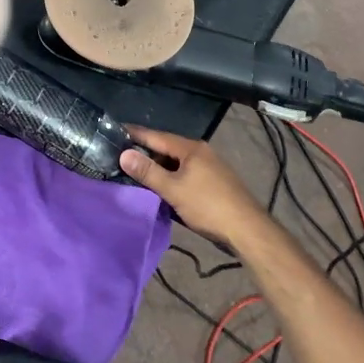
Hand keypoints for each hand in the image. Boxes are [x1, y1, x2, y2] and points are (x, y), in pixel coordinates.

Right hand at [119, 124, 268, 250]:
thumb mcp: (173, 190)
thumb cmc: (208, 206)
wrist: (249, 231)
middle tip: (122, 157)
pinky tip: (164, 187)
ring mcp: (210, 167)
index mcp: (190, 148)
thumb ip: (147, 171)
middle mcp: (201, 152)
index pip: (155, 135)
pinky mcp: (215, 182)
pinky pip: (186, 173)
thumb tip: (123, 154)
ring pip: (177, 162)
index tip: (114, 131)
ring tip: (138, 174)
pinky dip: (172, 176)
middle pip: (166, 148)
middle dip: (145, 153)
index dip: (134, 134)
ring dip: (159, 167)